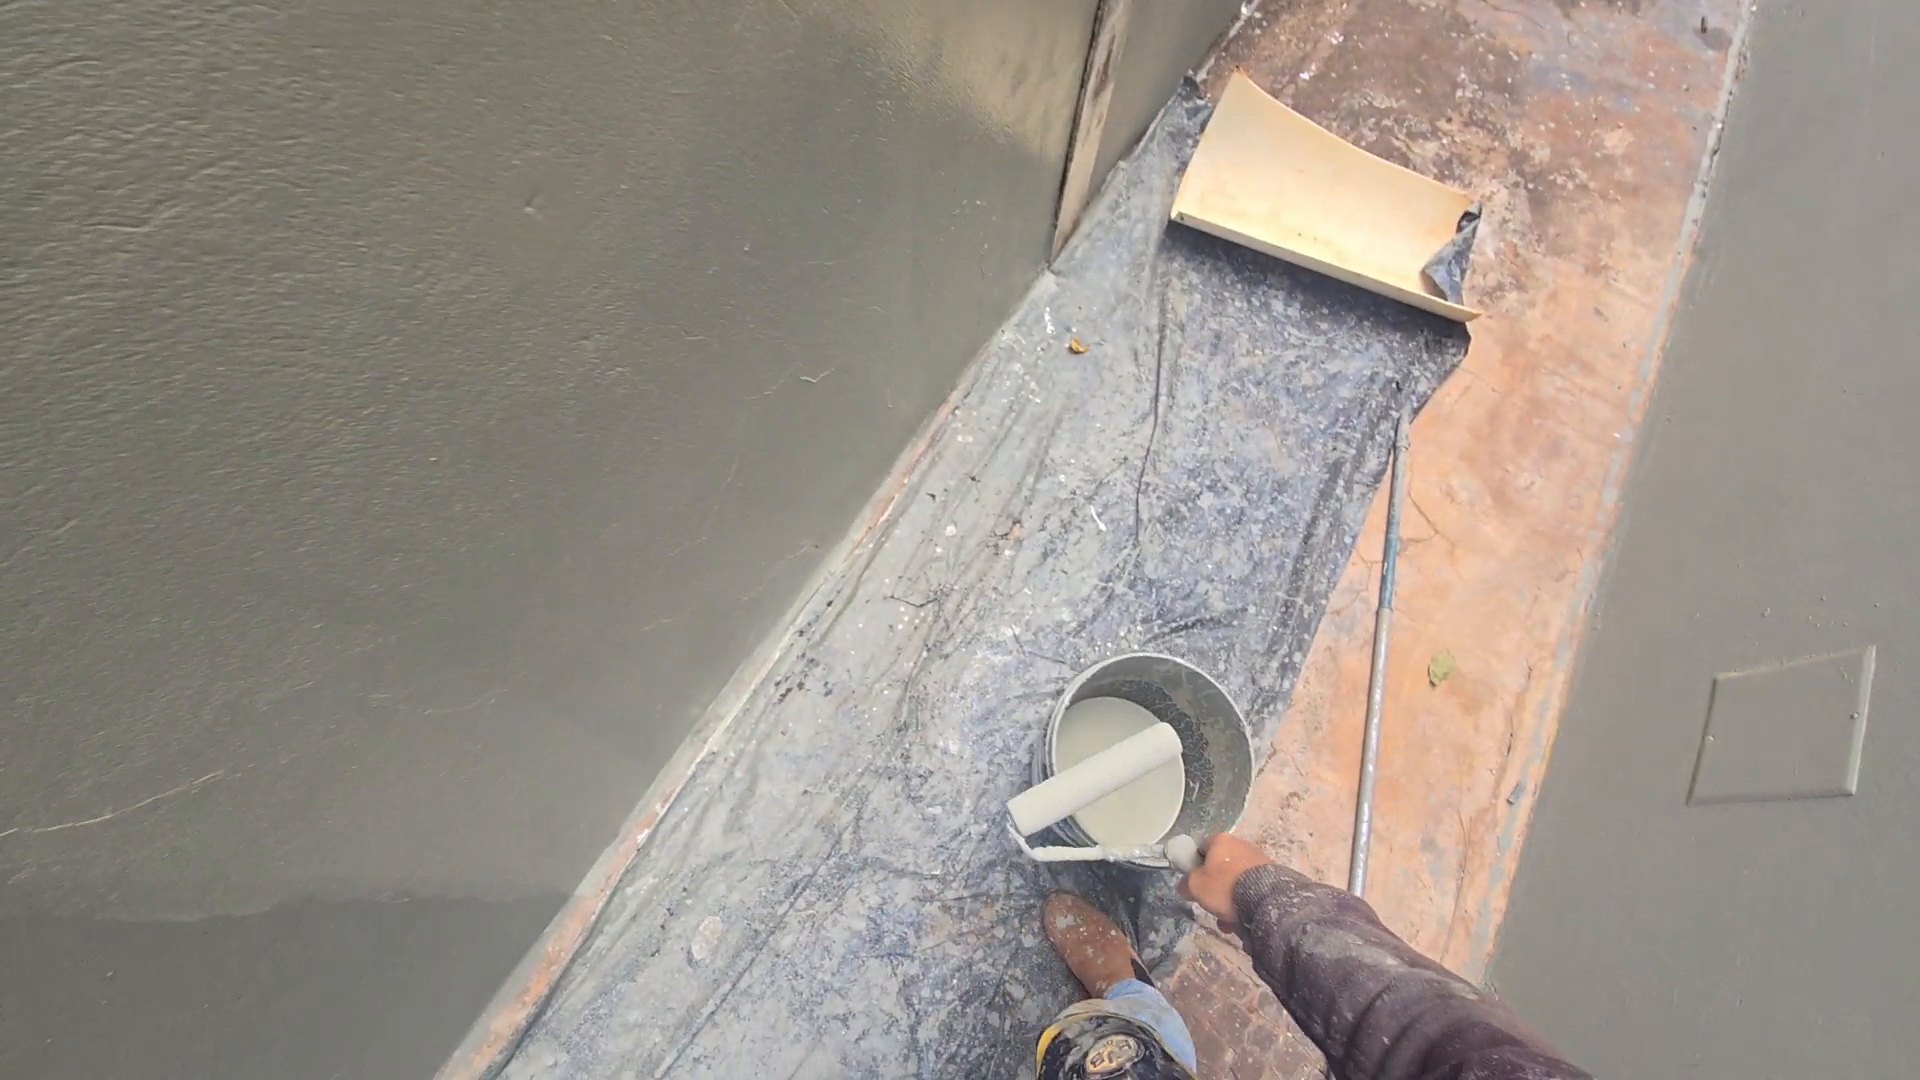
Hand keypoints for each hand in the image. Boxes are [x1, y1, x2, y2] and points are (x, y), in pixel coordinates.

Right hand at [1176, 833, 1273, 926]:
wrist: (1267, 899)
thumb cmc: (1225, 886)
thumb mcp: (1195, 886)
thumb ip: (1185, 884)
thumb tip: (1184, 886)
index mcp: (1220, 840)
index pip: (1201, 848)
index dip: (1195, 866)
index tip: (1196, 884)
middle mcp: (1240, 844)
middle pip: (1220, 868)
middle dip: (1215, 890)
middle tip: (1213, 907)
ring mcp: (1258, 859)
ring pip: (1236, 881)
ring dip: (1231, 900)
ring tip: (1230, 923)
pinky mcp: (1273, 875)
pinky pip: (1252, 888)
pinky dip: (1247, 902)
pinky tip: (1245, 919)